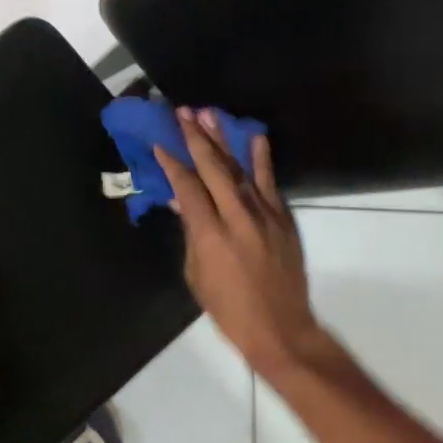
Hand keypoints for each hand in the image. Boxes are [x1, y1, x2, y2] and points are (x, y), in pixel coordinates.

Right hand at [155, 108, 324, 376]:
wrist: (281, 329)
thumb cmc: (228, 309)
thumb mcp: (196, 274)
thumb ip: (191, 234)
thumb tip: (182, 203)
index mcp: (211, 234)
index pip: (187, 187)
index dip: (172, 164)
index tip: (159, 144)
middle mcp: (238, 218)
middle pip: (213, 169)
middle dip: (196, 138)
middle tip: (182, 113)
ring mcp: (264, 216)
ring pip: (240, 169)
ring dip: (223, 140)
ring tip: (209, 114)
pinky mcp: (283, 220)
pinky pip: (270, 183)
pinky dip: (262, 160)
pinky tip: (255, 137)